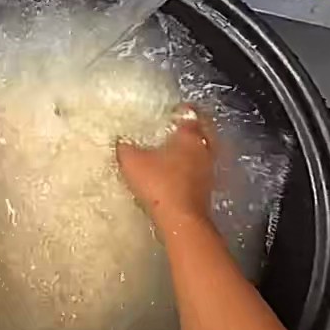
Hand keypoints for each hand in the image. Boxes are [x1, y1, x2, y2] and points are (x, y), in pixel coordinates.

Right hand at [116, 108, 214, 235]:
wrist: (181, 219)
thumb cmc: (159, 183)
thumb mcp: (132, 162)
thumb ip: (125, 148)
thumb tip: (121, 141)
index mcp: (189, 136)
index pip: (190, 114)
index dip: (182, 110)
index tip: (174, 110)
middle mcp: (204, 150)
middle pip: (204, 131)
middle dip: (193, 127)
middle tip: (179, 127)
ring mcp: (208, 171)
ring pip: (204, 152)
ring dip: (194, 149)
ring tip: (177, 150)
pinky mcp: (207, 189)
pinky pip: (200, 170)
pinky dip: (192, 168)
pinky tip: (179, 173)